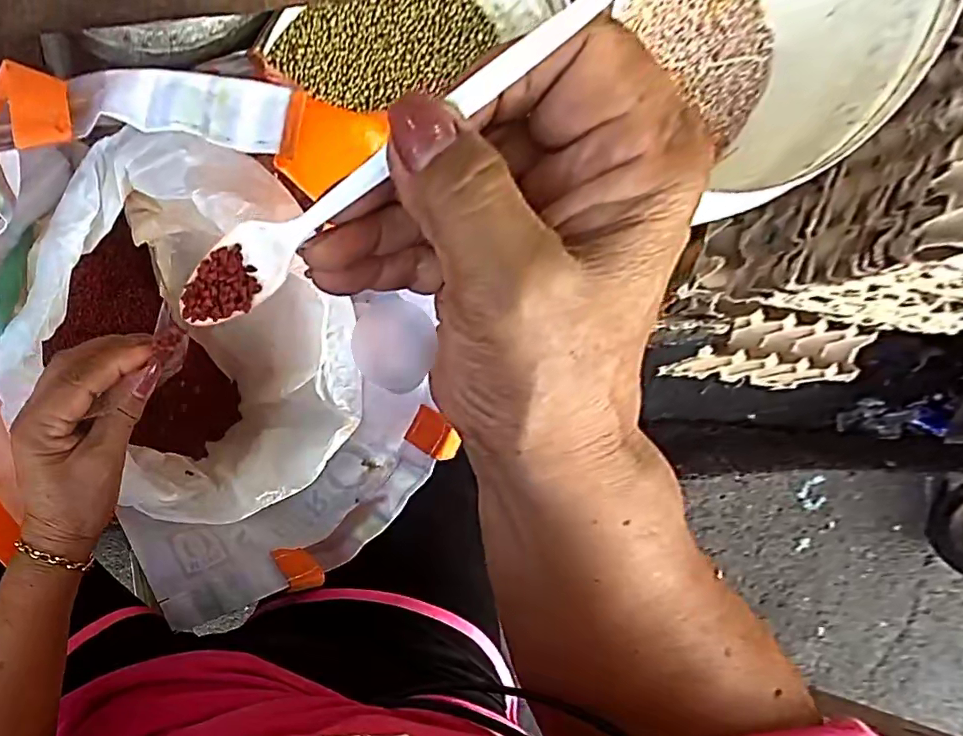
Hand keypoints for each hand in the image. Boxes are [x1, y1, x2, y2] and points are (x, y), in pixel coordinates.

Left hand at [11, 335, 161, 561]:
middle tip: (154, 342)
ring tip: (144, 350)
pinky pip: (72, 385)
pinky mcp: (48, 419)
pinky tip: (123, 369)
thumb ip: (124, 411)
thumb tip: (150, 370)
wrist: (58, 537)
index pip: (80, 376)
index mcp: (39, 422)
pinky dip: (99, 373)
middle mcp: (31, 409)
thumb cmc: (80, 507)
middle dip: (113, 349)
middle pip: (71, 364)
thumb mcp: (106, 460)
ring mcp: (37, 412)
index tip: (156, 346)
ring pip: (70, 370)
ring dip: (106, 356)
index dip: (119, 357)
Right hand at [300, 20, 711, 462]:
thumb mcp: (510, 281)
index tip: (414, 133)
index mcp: (633, 158)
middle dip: (405, 173)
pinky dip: (378, 249)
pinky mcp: (484, 249)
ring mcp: (527, 213)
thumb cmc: (553, 382)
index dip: (485, 87)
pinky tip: (342, 268)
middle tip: (345, 203)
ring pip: (439, 183)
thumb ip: (463, 196)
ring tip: (329, 249)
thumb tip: (416, 123)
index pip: (567, 64)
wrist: (531, 446)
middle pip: (482, 130)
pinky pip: (423, 229)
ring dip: (376, 219)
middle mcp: (585, 173)